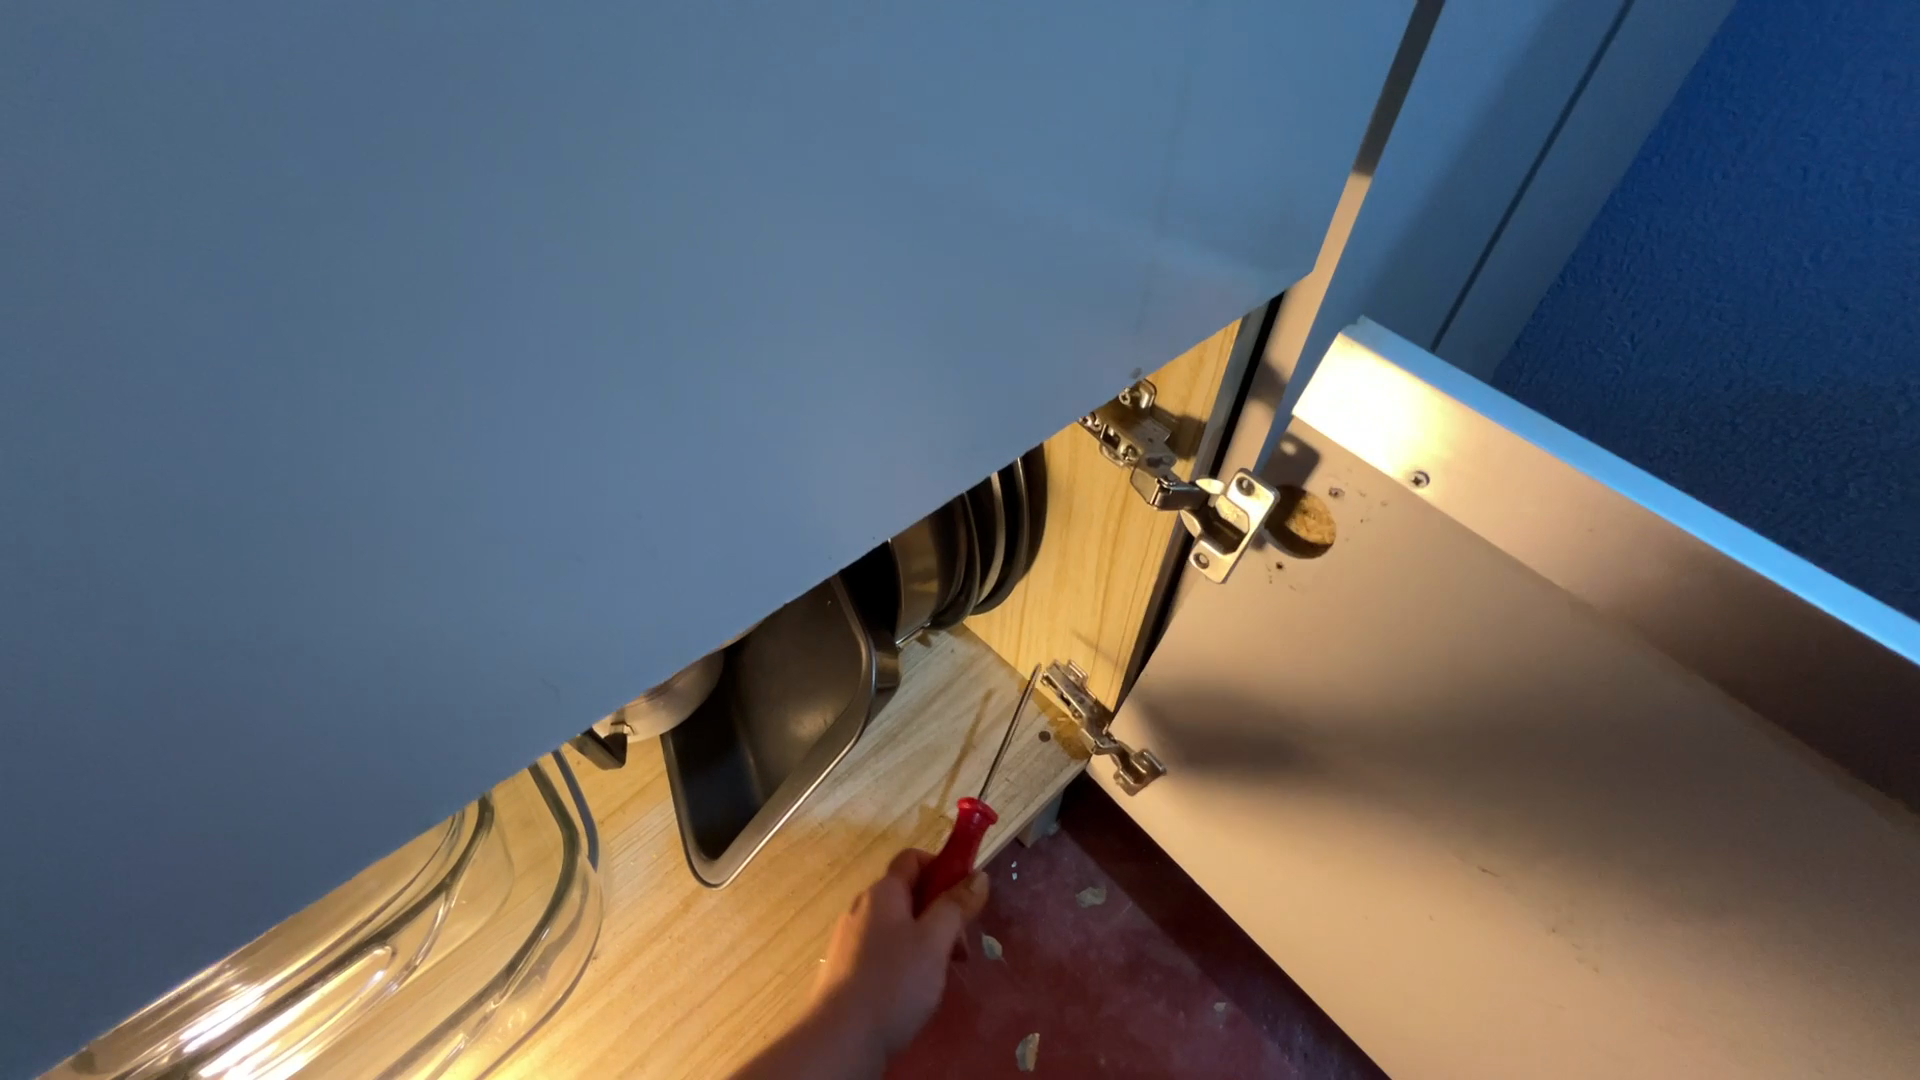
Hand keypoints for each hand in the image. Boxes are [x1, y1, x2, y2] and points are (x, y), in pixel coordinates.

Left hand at [810, 848, 989, 1058]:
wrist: (840, 1040)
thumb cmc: (894, 982)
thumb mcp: (935, 941)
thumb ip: (957, 905)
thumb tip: (978, 875)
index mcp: (884, 891)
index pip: (912, 858)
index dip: (941, 867)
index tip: (964, 896)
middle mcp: (863, 906)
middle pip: (908, 894)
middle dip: (938, 914)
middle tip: (958, 948)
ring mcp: (850, 938)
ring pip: (897, 926)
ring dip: (924, 941)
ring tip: (939, 975)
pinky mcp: (844, 969)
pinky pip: (882, 951)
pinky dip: (902, 962)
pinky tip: (911, 992)